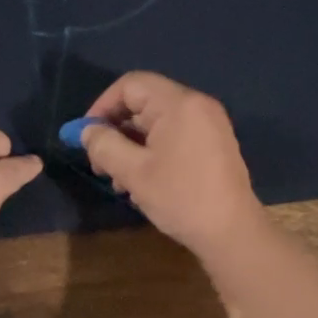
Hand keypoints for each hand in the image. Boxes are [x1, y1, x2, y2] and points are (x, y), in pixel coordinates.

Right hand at [80, 72, 265, 254]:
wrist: (231, 232)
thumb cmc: (180, 197)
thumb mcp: (133, 173)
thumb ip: (104, 146)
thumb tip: (87, 132)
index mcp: (178, 104)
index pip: (130, 85)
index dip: (102, 106)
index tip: (86, 136)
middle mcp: (197, 106)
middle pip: (145, 103)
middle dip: (116, 131)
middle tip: (99, 164)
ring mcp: (209, 126)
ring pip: (158, 124)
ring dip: (132, 147)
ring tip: (118, 181)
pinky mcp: (214, 146)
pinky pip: (175, 138)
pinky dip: (152, 153)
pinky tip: (141, 183)